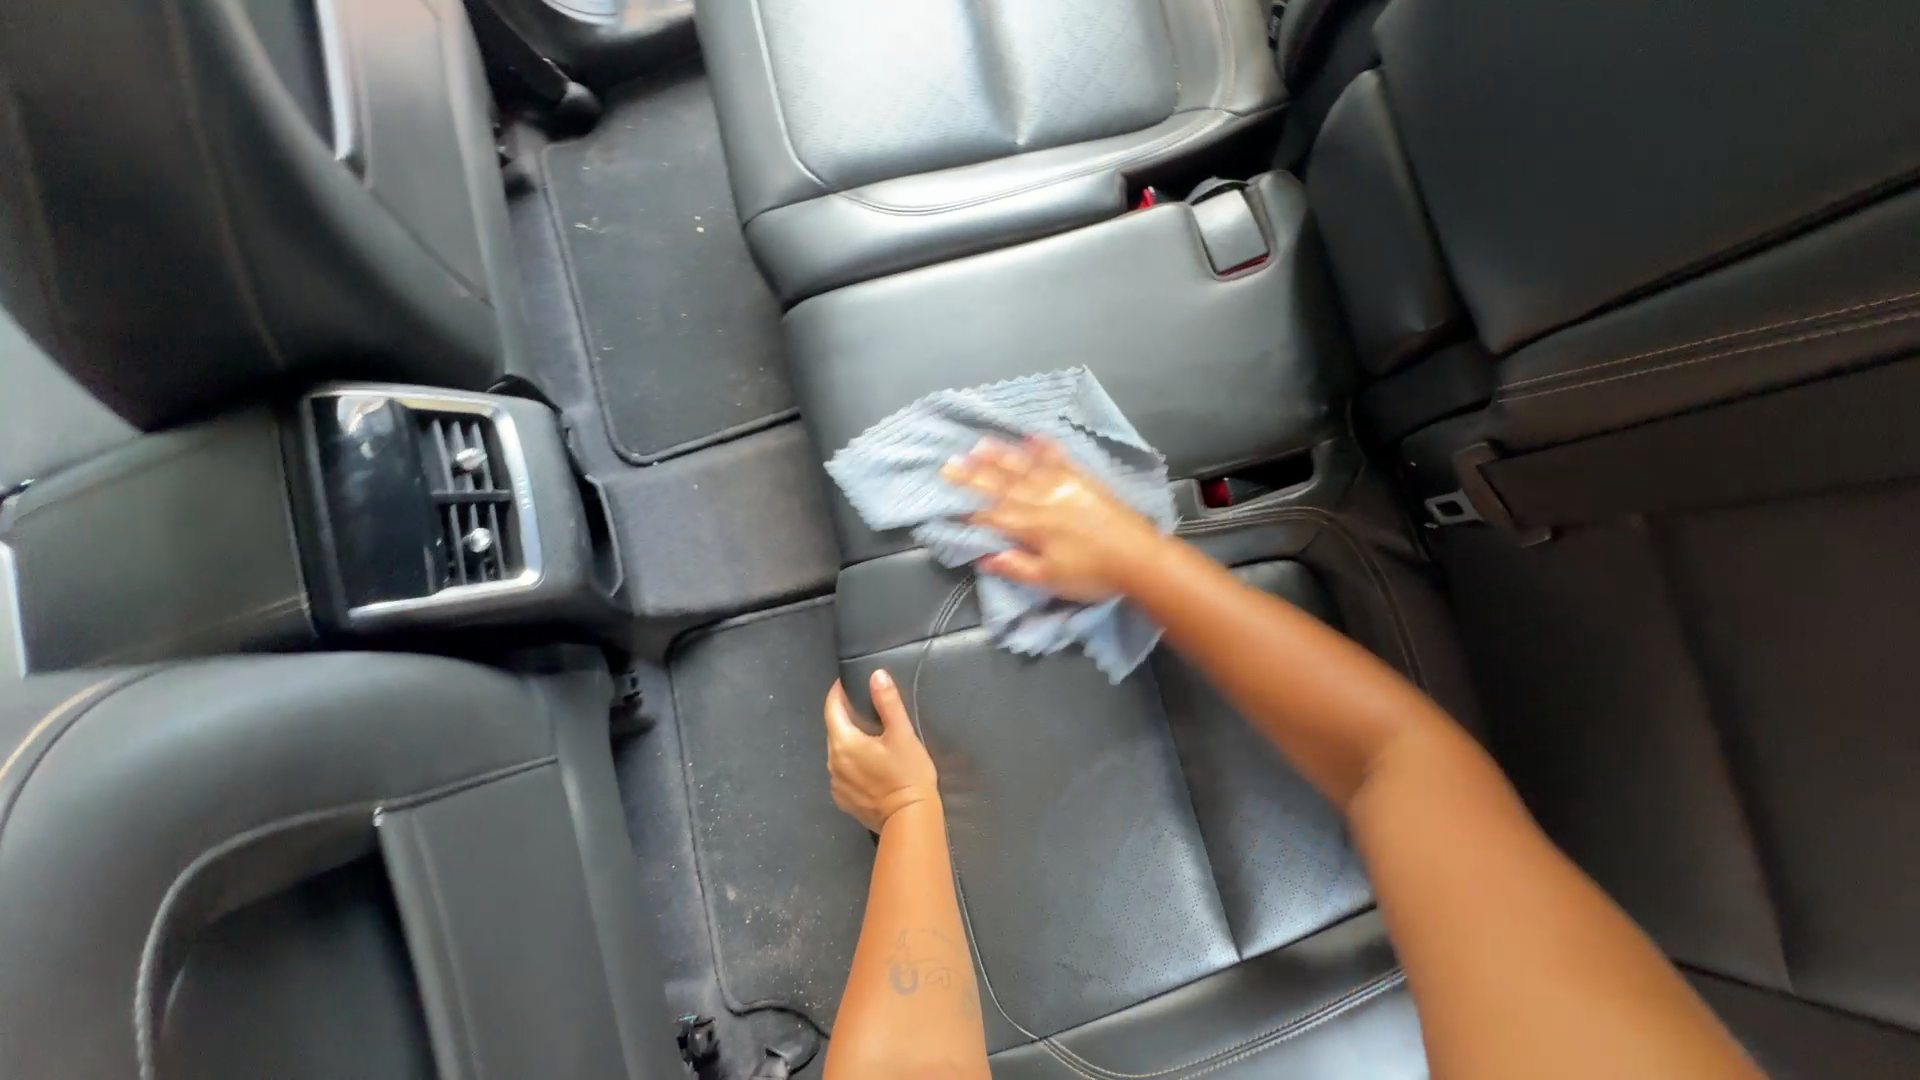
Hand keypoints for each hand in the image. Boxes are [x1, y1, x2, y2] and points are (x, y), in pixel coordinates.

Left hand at [824, 670, 940, 832]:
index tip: (848, 683)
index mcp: (843, 742)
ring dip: (849, 740)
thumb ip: (888, 702)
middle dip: (846, 715)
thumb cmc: (907, 773)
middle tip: (866, 706)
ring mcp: (836, 783)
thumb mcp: (902, 734)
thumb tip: (876, 675)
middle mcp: (832, 762)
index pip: (831, 708)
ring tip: (870, 734)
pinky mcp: (844, 800)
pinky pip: (842, 772)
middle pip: (834, 729)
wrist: (909, 819)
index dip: (838, 692)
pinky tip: (869, 763)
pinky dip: (851, 762)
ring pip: (838, 751)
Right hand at [940, 436, 1163, 601]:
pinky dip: (1044, 447)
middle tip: (949, 462)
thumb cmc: (1093, 574)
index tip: (947, 502)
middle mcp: (1044, 499)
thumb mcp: (1050, 579)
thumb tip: (984, 556)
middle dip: (974, 475)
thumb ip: (1016, 566)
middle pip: (1003, 485)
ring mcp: (1065, 486)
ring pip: (1026, 467)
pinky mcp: (1084, 480)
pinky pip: (1060, 459)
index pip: (994, 515)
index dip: (970, 510)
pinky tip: (1032, 436)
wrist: (1140, 558)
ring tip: (979, 444)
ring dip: (1001, 455)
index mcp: (1033, 526)